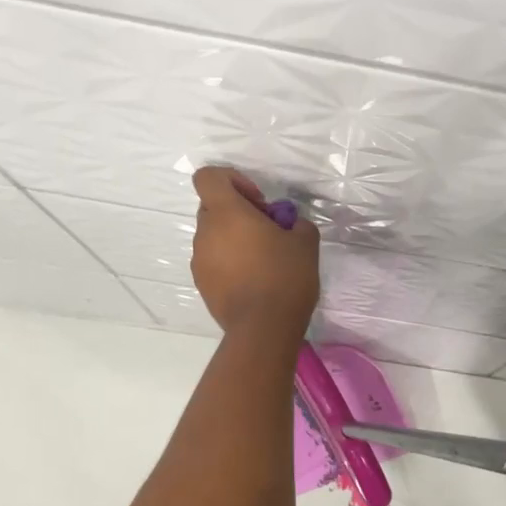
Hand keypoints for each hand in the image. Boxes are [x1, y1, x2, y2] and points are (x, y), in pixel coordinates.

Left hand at [191, 166, 320, 336]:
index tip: (258, 201)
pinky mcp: (202, 285)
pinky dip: (230, 263)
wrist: (263, 328)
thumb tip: (290, 226)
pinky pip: (214, 261)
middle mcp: (205, 233)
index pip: (209, 177)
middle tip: (268, 232)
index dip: (233, 180)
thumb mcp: (306, 243)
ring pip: (214, 236)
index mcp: (226, 213)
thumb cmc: (285, 277)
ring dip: (235, 240)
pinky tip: (255, 282)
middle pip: (214, 208)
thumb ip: (296, 224)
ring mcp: (199, 261)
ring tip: (265, 261)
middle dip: (239, 213)